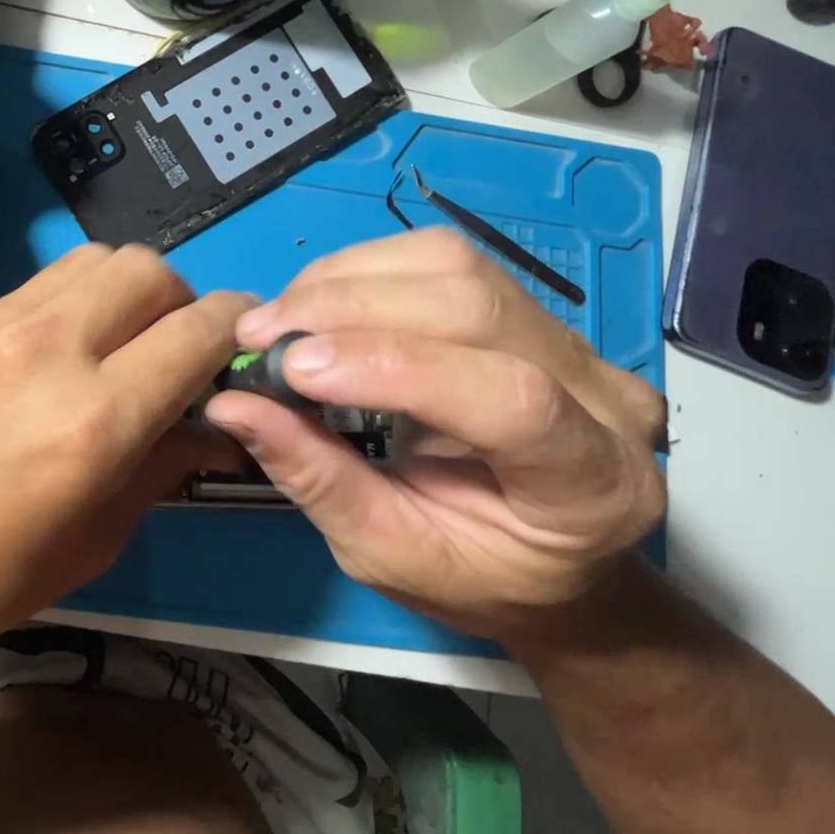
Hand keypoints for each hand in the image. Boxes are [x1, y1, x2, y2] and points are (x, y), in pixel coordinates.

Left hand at [0, 244, 252, 732]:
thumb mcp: (88, 542)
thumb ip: (159, 469)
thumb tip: (208, 429)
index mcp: (91, 419)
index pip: (198, 331)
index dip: (239, 333)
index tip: (248, 351)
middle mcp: (48, 348)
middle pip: (148, 269)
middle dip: (182, 303)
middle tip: (178, 357)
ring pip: (94, 260)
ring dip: (128, 293)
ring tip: (121, 349)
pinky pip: (43, 286)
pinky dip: (74, 304)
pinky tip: (59, 359)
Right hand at [202, 228, 666, 637]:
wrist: (549, 560)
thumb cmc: (472, 575)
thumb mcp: (384, 553)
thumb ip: (316, 479)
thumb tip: (232, 406)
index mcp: (589, 486)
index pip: (511, 399)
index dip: (393, 368)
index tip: (289, 369)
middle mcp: (602, 394)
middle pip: (474, 306)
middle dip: (347, 309)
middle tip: (256, 337)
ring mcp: (573, 340)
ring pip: (453, 265)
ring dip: (344, 281)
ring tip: (277, 321)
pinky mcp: (530, 308)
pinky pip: (439, 259)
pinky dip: (358, 272)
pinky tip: (316, 307)